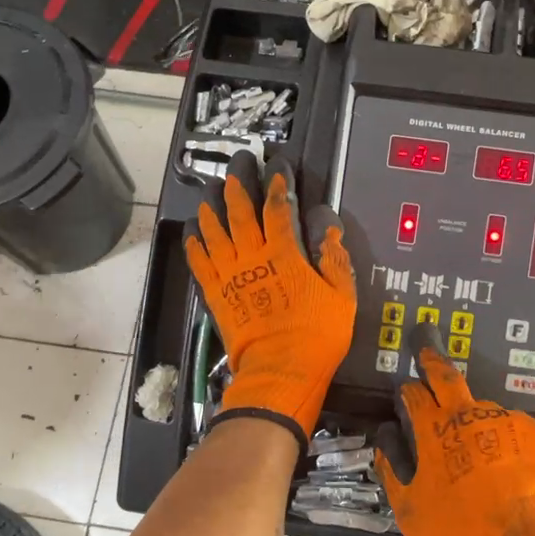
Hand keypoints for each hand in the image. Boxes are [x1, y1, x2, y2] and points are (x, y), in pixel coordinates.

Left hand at [184, 152, 355, 447]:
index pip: (279, 208)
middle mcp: (253, 256)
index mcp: (285, 254)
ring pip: (215, 230)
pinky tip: (193, 230)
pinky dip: (195, 243)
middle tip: (239, 163)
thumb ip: (333, 258)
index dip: (278, 184)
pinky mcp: (216, 293)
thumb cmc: (317, 335)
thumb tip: (327, 225)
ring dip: (212, 207)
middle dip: (239, 183)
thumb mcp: (341, 296)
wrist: (281, 372)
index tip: (277, 166)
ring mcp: (230, 274)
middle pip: (240, 211)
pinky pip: (200, 261)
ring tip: (212, 190)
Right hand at [376, 328, 534, 535]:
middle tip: (425, 346)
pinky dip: (503, 439)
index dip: (408, 391)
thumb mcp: (410, 510)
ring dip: (473, 418)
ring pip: (481, 407)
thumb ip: (391, 471)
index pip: (414, 394)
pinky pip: (510, 427)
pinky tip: (505, 466)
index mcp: (433, 429)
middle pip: (446, 375)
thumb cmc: (460, 527)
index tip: (406, 390)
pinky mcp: (533, 430)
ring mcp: (503, 418)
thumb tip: (384, 443)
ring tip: (478, 453)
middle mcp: (467, 413)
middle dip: (432, 357)